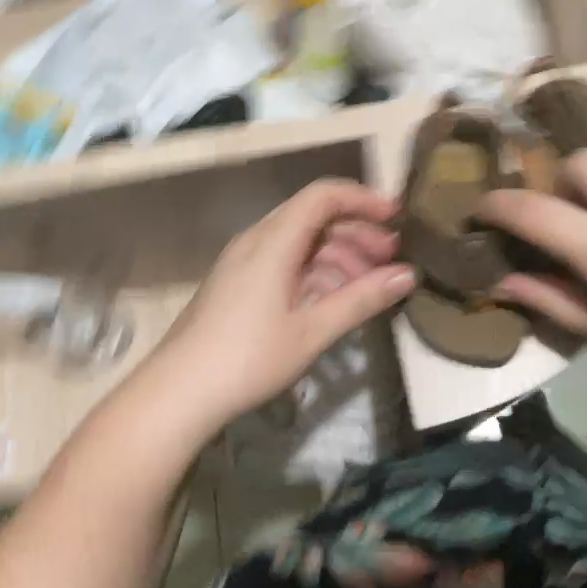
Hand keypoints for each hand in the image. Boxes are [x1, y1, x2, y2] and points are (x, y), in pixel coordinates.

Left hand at [141, 178, 414, 427]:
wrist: (179, 391)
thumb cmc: (248, 358)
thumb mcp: (311, 331)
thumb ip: (361, 300)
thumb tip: (407, 275)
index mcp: (273, 241)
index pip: (323, 196)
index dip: (363, 199)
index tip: (398, 216)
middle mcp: (256, 241)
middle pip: (313, 218)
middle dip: (356, 232)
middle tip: (392, 259)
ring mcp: (243, 263)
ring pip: (299, 244)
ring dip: (338, 256)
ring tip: (370, 286)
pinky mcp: (237, 285)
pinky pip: (283, 264)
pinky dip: (314, 274)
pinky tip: (334, 301)